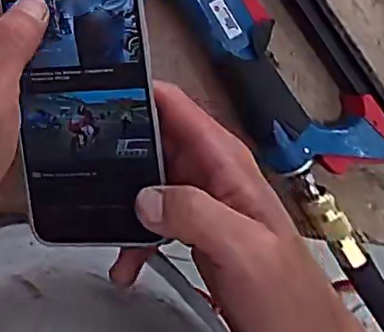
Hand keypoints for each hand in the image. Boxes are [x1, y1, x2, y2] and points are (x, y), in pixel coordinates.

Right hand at [109, 82, 356, 331]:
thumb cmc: (287, 292)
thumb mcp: (240, 246)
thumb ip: (195, 212)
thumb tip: (147, 196)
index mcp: (225, 161)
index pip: (178, 106)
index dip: (144, 91)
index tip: (110, 90)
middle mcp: (213, 172)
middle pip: (158, 139)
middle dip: (124, 151)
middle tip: (96, 166)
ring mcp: (204, 199)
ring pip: (151, 180)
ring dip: (128, 202)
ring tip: (112, 226)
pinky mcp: (196, 228)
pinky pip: (156, 215)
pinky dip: (137, 235)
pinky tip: (129, 258)